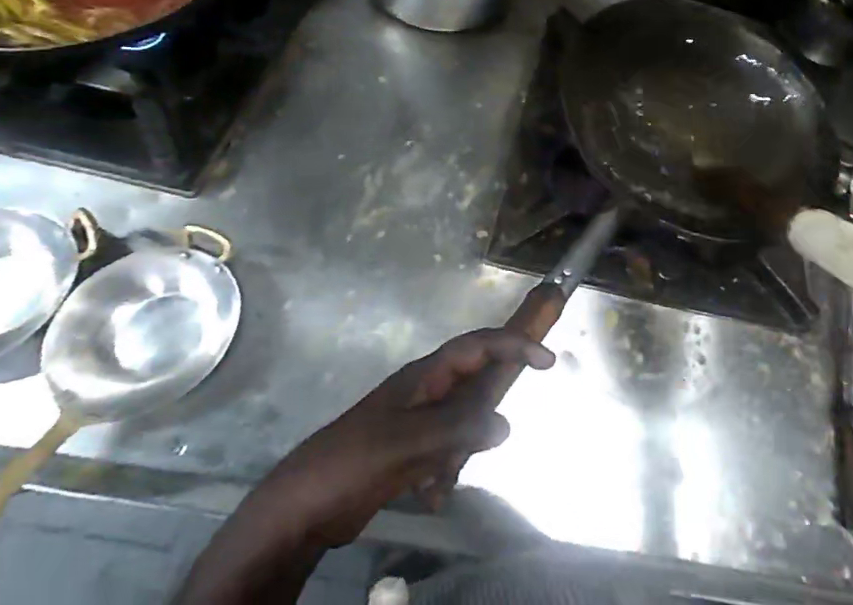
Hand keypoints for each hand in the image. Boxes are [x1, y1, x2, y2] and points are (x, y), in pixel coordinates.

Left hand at [178, 330, 554, 604]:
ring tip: (437, 480)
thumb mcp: (408, 443)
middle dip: (481, 417)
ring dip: (461, 451)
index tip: (547, 358)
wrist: (304, 506)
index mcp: (423, 377)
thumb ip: (458, 430)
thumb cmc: (353, 461)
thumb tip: (506, 423)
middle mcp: (424, 392)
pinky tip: (430, 495)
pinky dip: (447, 470)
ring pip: (464, 423)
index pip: (476, 347)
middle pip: (474, 386)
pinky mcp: (411, 449)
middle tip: (465, 447)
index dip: (513, 345)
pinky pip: (448, 450)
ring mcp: (417, 421)